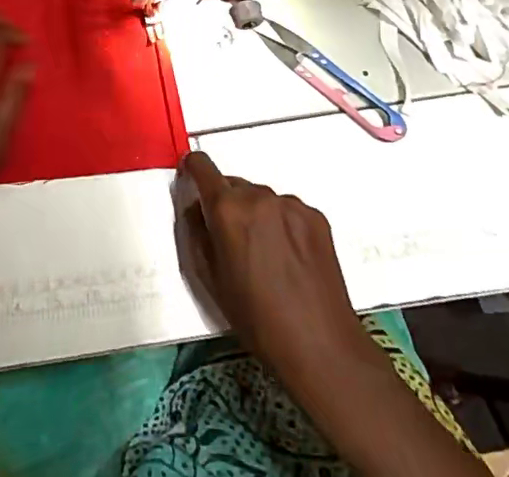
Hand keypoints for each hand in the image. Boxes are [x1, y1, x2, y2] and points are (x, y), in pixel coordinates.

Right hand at [178, 151, 372, 386]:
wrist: (317, 340)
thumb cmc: (256, 318)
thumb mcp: (211, 280)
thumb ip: (197, 235)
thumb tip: (197, 211)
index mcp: (228, 210)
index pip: (204, 168)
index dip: (193, 168)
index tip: (191, 172)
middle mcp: (261, 197)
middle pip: (234, 185)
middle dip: (226, 203)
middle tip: (229, 240)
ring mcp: (292, 204)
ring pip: (262, 198)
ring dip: (255, 214)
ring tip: (263, 256)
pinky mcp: (316, 216)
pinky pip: (288, 210)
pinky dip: (281, 224)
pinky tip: (287, 258)